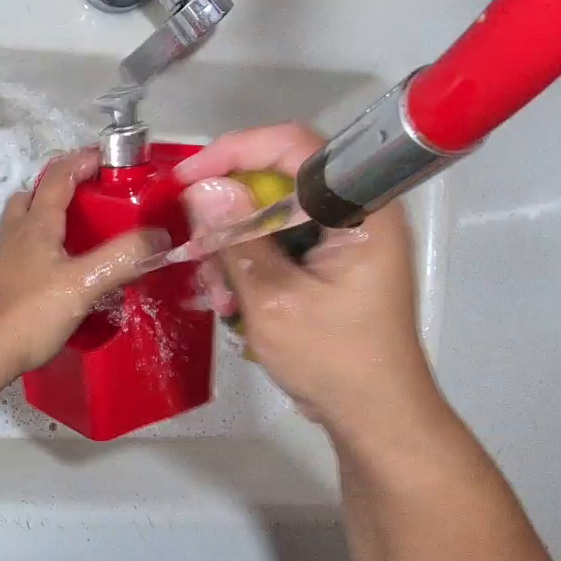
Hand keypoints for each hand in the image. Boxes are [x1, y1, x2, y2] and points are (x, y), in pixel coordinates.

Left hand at [0, 149, 165, 376]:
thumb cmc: (30, 315)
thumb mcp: (84, 285)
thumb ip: (122, 258)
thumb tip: (160, 237)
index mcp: (35, 225)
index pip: (59, 177)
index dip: (84, 161)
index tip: (109, 159)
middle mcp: (14, 234)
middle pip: (34, 195)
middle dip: (62, 187)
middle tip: (93, 198)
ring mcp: (2, 259)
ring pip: (24, 223)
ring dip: (48, 217)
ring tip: (79, 233)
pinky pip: (21, 251)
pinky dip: (41, 247)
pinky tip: (58, 269)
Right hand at [173, 124, 441, 434]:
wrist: (373, 413)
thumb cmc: (334, 359)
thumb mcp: (274, 301)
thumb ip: (239, 242)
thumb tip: (203, 190)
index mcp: (360, 209)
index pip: (295, 147)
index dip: (236, 152)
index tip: (187, 180)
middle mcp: (356, 213)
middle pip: (278, 183)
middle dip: (228, 216)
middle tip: (195, 251)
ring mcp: (343, 240)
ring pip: (272, 219)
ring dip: (234, 250)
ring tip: (218, 293)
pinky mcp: (331, 265)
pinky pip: (279, 247)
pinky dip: (249, 269)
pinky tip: (233, 303)